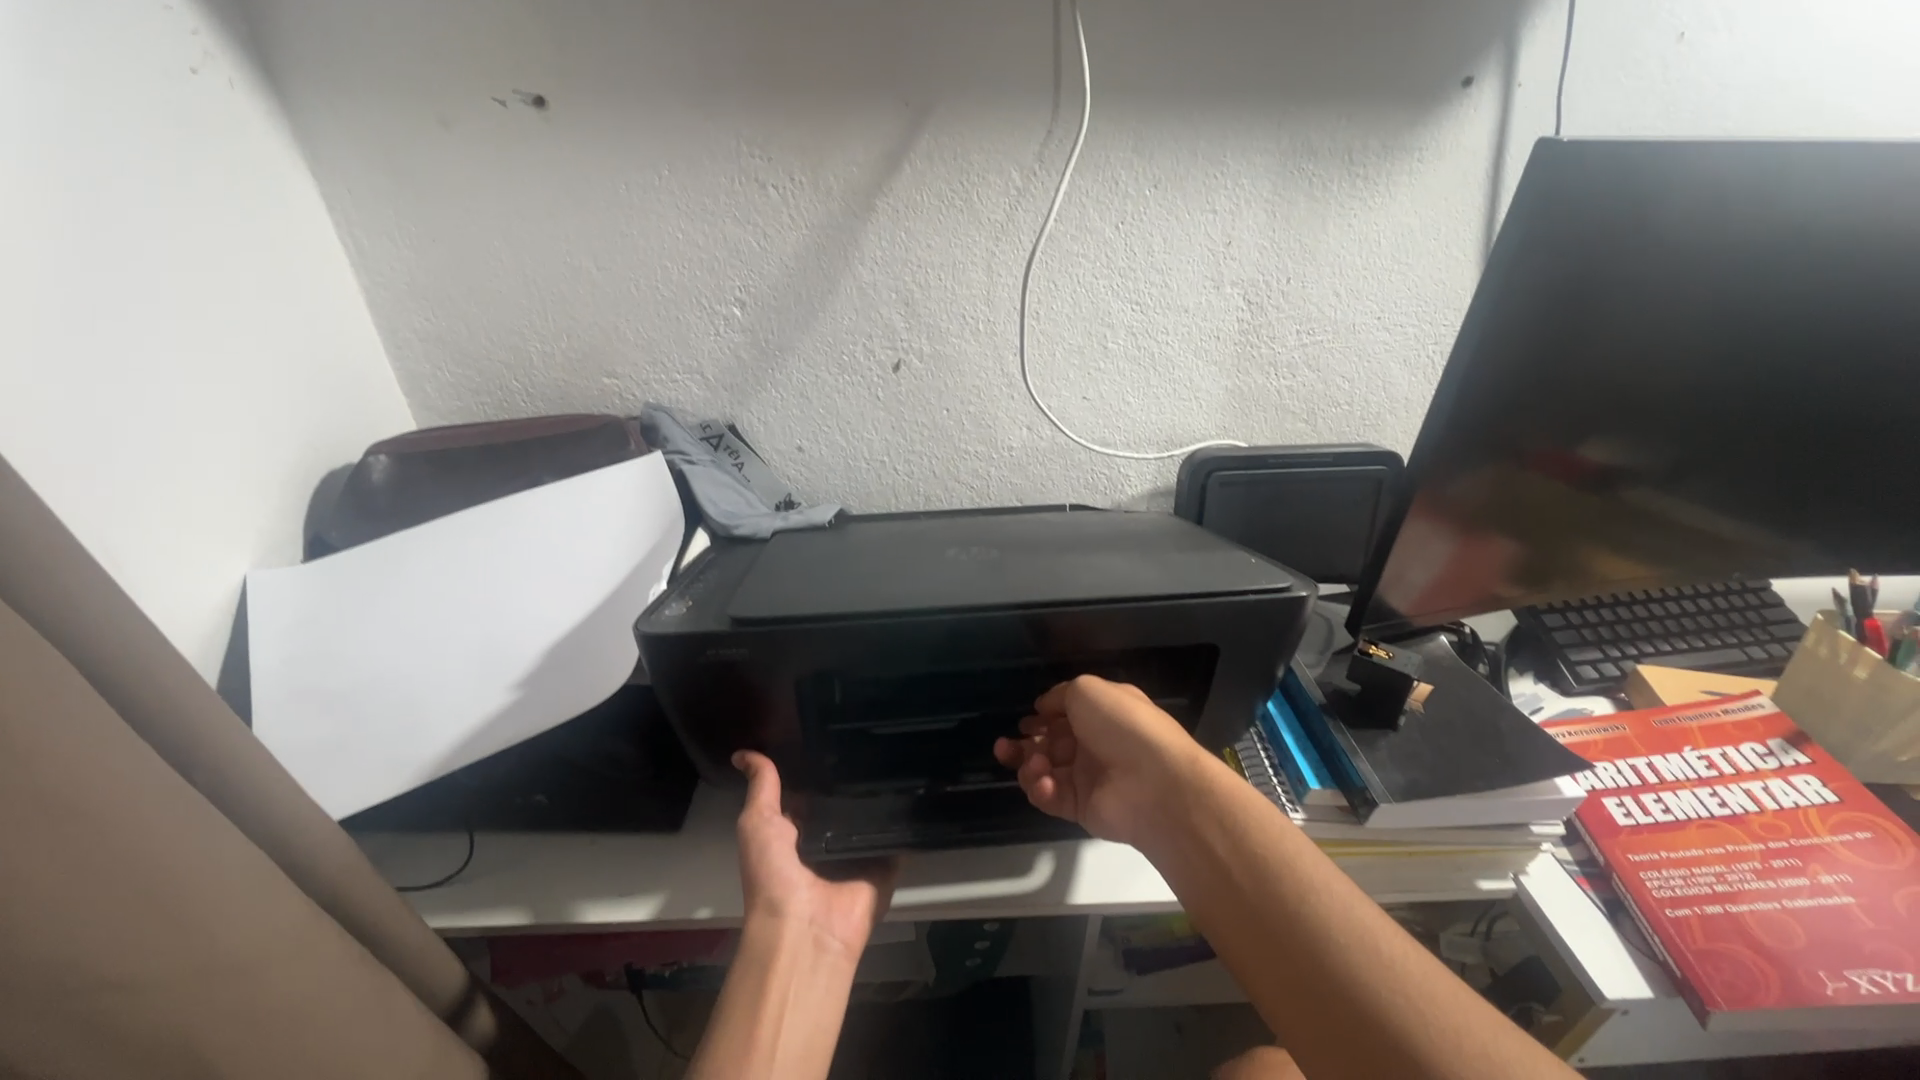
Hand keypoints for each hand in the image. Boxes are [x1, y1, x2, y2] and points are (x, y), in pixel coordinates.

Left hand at [731, 751, 896, 960]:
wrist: (805, 929)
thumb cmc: (773, 875)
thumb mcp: (757, 822)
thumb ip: (761, 788)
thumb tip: (743, 753)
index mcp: (793, 834)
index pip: (808, 795)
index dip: (817, 770)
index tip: (834, 735)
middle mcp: (826, 845)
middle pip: (843, 806)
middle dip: (854, 781)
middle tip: (873, 740)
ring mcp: (857, 857)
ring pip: (873, 819)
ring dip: (884, 797)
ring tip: (900, 757)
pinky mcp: (885, 868)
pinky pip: (899, 840)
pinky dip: (907, 822)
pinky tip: (919, 791)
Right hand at [992, 675, 1221, 847]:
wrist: (1154, 783)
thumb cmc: (1123, 726)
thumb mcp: (1088, 690)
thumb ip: (1059, 695)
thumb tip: (1042, 707)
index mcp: (1101, 714)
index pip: (1063, 715)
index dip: (1041, 718)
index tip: (1024, 722)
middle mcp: (1094, 744)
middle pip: (1048, 745)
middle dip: (1023, 744)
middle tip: (1004, 747)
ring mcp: (1088, 778)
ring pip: (1045, 771)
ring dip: (1030, 767)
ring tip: (1034, 765)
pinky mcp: (1082, 808)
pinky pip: (1052, 798)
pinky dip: (1042, 790)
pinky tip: (1044, 784)